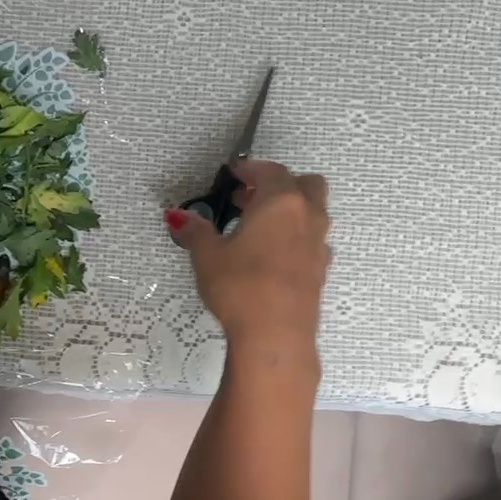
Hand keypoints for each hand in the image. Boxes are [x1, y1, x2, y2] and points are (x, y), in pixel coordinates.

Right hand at [167, 158, 330, 365]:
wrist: (275, 330)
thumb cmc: (238, 285)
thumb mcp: (206, 256)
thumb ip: (195, 231)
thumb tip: (179, 217)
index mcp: (279, 203)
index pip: (269, 171)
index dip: (250, 168)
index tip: (232, 172)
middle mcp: (307, 214)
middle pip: (303, 183)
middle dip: (277, 183)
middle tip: (247, 196)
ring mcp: (319, 240)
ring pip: (311, 209)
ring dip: (288, 208)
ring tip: (256, 225)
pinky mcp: (320, 265)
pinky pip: (311, 236)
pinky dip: (293, 233)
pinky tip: (270, 252)